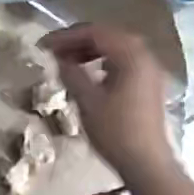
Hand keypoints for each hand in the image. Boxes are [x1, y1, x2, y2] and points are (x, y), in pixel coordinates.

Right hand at [39, 24, 179, 187]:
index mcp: (131, 56)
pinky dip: (104, 61)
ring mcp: (150, 70)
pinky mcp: (148, 84)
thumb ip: (72, 74)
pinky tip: (89, 73)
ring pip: (117, 48)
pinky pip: (124, 61)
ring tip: (66, 61)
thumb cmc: (115, 132)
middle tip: (53, 50)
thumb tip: (59, 59)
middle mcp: (145, 56)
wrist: (146, 162)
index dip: (67, 36)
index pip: (96, 33)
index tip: (43, 44)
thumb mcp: (87, 102)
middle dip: (79, 40)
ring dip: (91, 50)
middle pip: (109, 36)